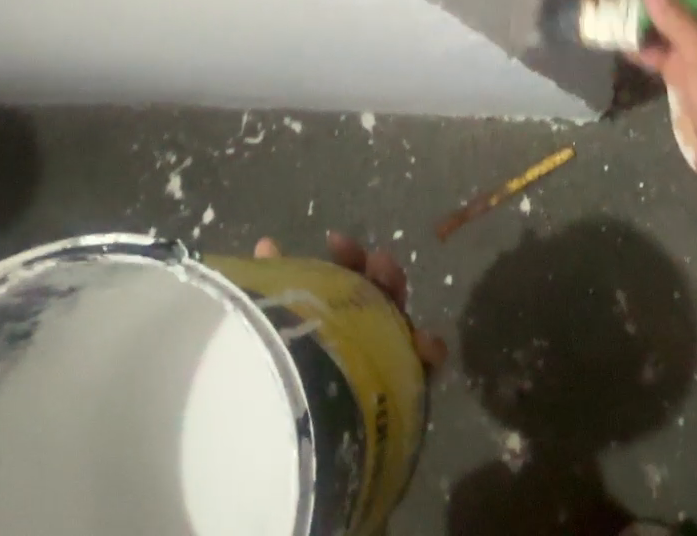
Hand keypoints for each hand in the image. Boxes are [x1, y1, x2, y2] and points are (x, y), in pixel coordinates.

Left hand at [253, 232, 448, 368]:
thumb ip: (276, 286)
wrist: (301, 456)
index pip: (342, 281)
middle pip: (374, 294)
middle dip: (376, 271)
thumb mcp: (276, 324)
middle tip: (373, 259)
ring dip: (396, 294)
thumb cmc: (286, 380)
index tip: (334, 240)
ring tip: (391, 281)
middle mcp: (358, 334)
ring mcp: (385, 355)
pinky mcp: (409, 382)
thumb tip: (265, 244)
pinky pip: (427, 361)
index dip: (343, 258)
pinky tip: (426, 345)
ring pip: (399, 317)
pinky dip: (431, 349)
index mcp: (330, 321)